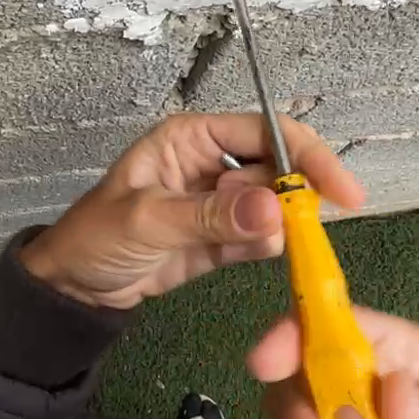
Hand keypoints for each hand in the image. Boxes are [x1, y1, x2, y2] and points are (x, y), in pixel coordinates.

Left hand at [18, 113, 364, 309]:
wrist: (76, 287)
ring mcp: (220, 201)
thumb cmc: (96, 237)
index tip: (343, 191)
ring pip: (275, 204)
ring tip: (235, 244)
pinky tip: (243, 255)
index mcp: (191, 138)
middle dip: (289, 198)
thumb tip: (274, 210)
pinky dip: (266, 247)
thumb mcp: (145, 220)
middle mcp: (212, 162)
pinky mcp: (224, 237)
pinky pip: (262, 237)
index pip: (263, 131)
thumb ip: (209, 216)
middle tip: (284, 229)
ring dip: (278, 226)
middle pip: (278, 167)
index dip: (307, 155)